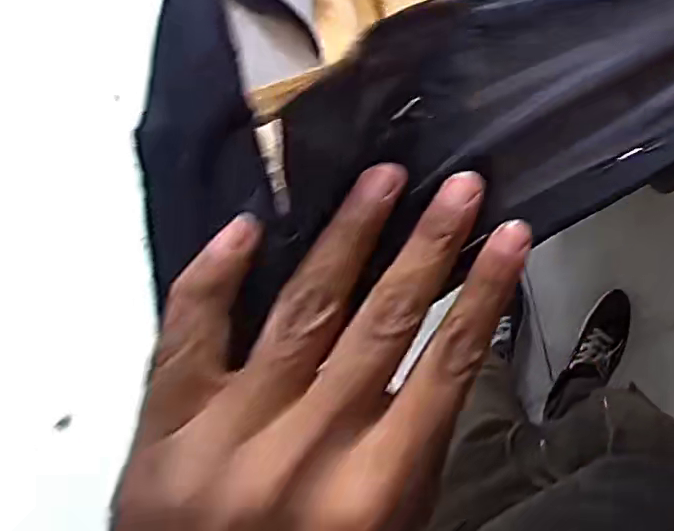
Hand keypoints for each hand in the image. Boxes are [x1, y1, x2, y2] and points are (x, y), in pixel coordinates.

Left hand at [113, 164, 531, 530]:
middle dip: (430, 243)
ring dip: (350, 233)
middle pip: (384, 321)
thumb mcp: (391, 523)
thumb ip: (416, 438)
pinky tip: (250, 225)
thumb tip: (446, 333)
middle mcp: (301, 456)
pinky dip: (217, 275)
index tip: (511, 234)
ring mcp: (225, 437)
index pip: (447, 364)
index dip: (486, 290)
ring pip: (303, 307)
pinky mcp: (162, 430)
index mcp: (368, 494)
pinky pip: (188, 333)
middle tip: (460, 186)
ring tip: (383, 179)